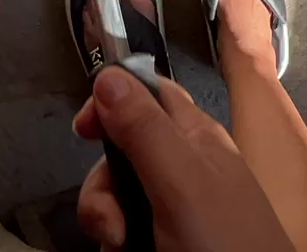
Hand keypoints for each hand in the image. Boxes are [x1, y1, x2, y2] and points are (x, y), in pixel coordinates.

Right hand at [73, 68, 295, 251]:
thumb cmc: (223, 242)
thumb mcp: (182, 181)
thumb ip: (145, 128)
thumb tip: (108, 73)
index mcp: (195, 135)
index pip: (149, 91)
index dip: (113, 98)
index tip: (82, 129)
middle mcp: (186, 165)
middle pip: (124, 151)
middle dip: (104, 184)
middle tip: (111, 224)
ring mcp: (178, 208)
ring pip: (122, 195)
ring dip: (108, 219)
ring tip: (121, 248)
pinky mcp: (170, 241)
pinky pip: (130, 229)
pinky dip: (120, 243)